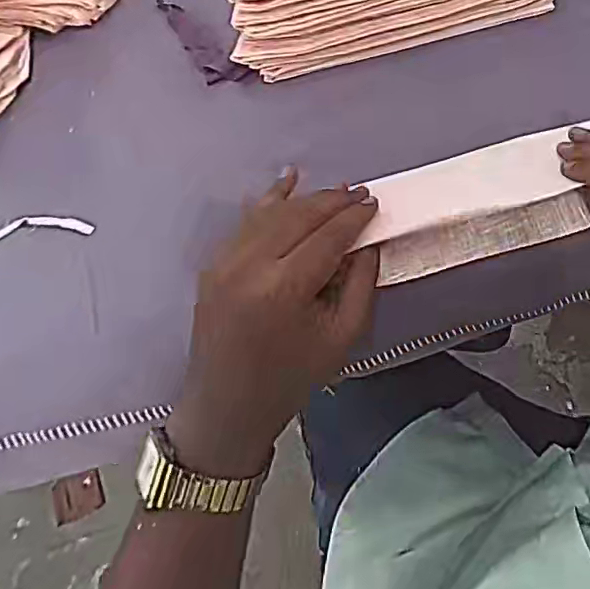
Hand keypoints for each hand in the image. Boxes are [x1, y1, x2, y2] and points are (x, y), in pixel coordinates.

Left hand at [167, 170, 378, 477]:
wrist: (225, 409)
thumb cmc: (291, 378)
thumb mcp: (342, 337)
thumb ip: (361, 284)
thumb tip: (369, 243)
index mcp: (283, 289)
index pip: (328, 236)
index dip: (354, 217)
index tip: (375, 204)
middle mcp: (250, 266)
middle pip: (300, 216)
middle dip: (334, 201)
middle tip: (361, 193)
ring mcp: (226, 262)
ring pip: (273, 212)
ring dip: (307, 198)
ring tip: (337, 191)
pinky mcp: (214, 264)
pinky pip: (248, 221)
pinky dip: (271, 200)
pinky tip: (288, 180)